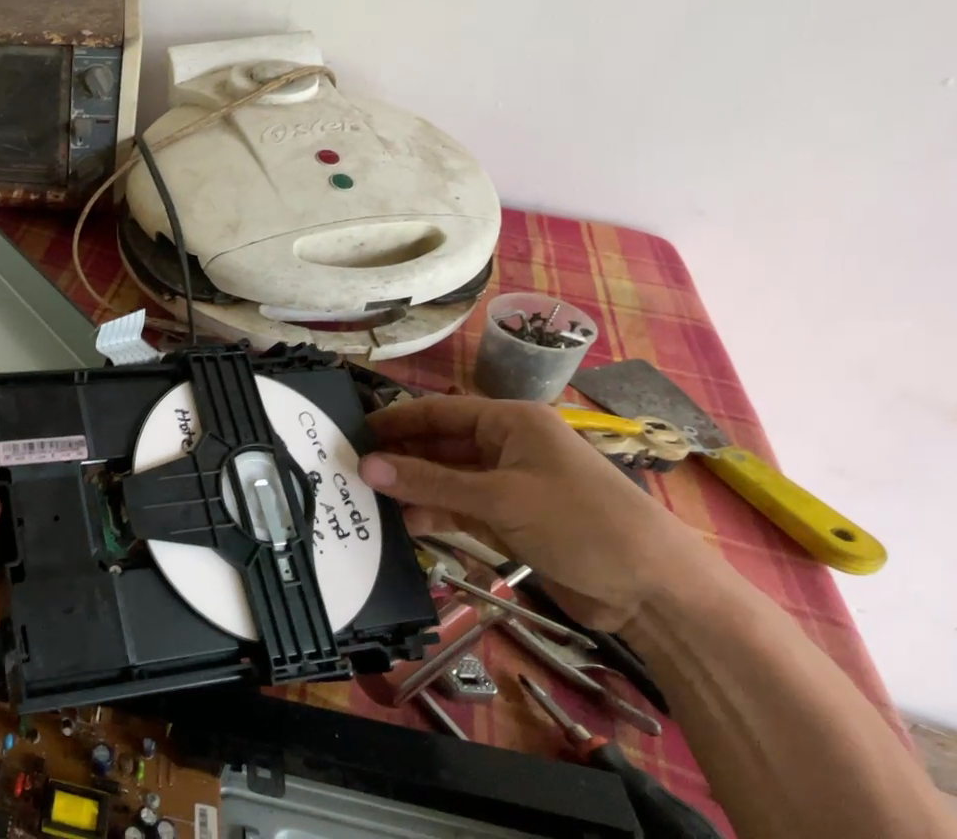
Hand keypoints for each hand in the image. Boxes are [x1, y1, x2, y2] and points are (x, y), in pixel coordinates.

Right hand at [362, 395, 718, 631]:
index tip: (349, 436)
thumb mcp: (499, 498)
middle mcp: (507, 447)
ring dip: (410, 490)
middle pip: (438, 445)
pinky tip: (400, 527)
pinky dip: (431, 515)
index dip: (393, 421)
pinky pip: (458, 509)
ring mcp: (509, 485)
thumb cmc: (580, 523)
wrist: (654, 590)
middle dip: (397, 457)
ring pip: (445, 479)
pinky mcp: (511, 520)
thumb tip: (365, 466)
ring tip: (364, 501)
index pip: (438, 412)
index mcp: (511, 422)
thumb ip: (428, 483)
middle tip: (348, 472)